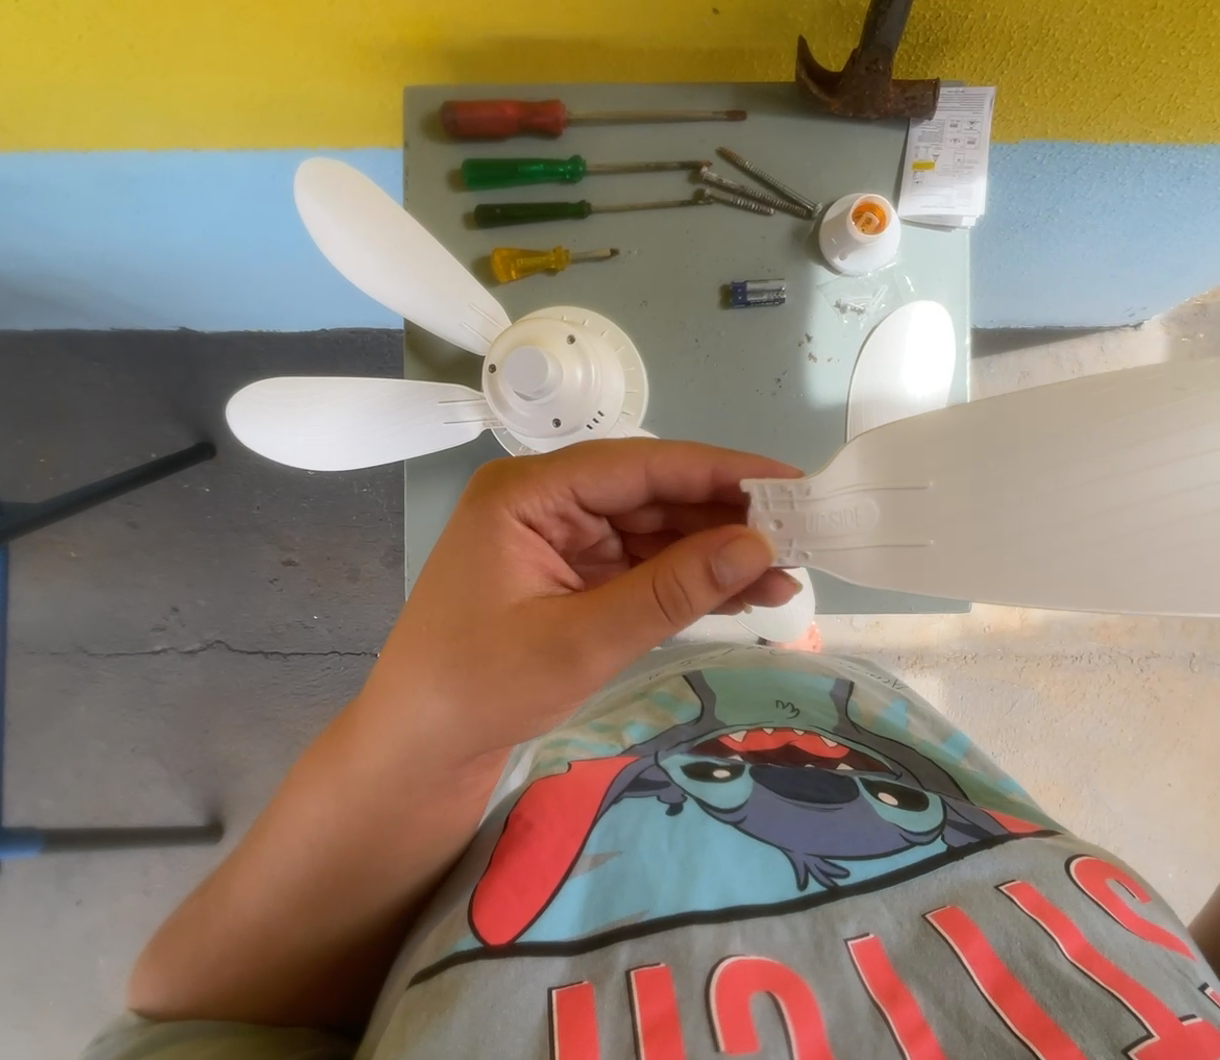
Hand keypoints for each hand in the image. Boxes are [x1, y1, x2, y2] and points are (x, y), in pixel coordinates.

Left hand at [364, 439, 803, 764]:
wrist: (419, 753)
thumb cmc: (481, 690)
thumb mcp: (583, 639)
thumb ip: (672, 590)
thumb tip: (760, 545)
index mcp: (528, 494)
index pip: (640, 466)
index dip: (720, 472)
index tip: (790, 484)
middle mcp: (544, 503)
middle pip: (650, 495)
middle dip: (724, 519)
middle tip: (801, 536)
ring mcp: (557, 540)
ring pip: (651, 532)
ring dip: (712, 554)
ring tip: (783, 575)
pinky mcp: (569, 576)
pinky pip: (638, 566)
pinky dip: (685, 581)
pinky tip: (740, 594)